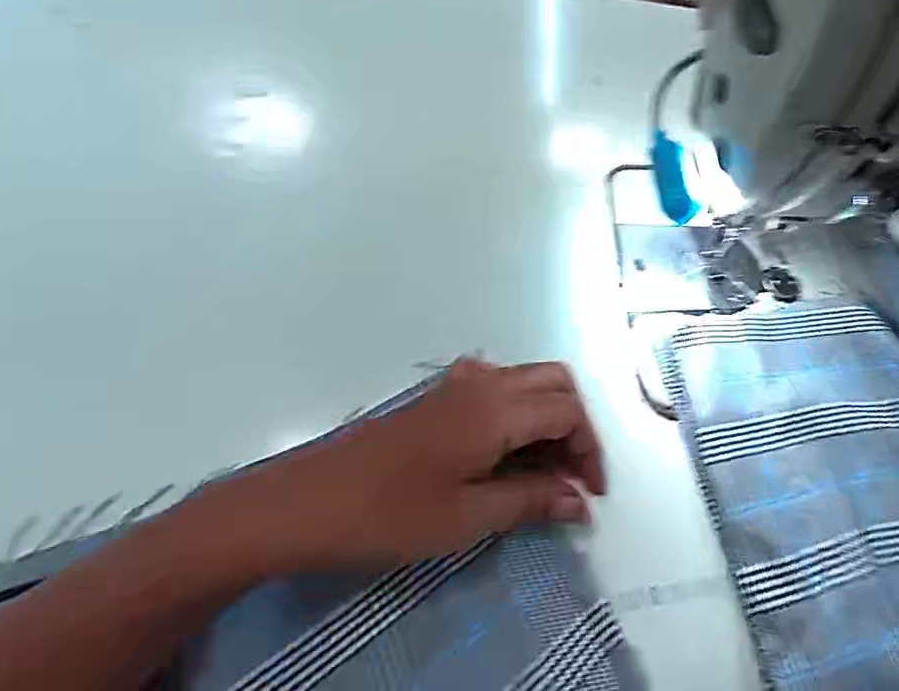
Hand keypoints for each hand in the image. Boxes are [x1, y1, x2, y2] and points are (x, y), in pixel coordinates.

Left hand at [203, 359, 607, 570]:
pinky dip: (519, 412)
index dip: (589, 450)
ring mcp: (458, 383)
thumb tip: (580, 500)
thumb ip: (530, 500)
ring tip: (542, 473)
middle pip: (554, 382)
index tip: (590, 495)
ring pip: (526, 381)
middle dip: (575, 425)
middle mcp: (483, 382)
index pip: (568, 410)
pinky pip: (498, 387)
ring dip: (547, 417)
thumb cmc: (390, 514)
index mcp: (495, 408)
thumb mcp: (467, 518)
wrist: (308, 500)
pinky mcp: (439, 395)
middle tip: (573, 477)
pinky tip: (505, 454)